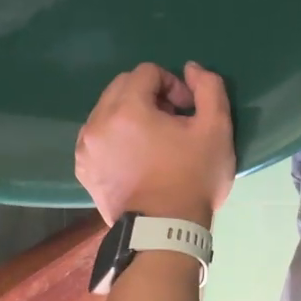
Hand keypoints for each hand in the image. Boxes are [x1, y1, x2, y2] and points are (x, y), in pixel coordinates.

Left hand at [75, 62, 233, 227]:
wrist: (165, 231)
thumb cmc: (193, 177)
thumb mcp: (216, 128)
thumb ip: (209, 88)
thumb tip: (192, 69)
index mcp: (126, 109)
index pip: (147, 72)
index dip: (173, 84)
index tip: (188, 110)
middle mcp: (97, 123)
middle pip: (123, 86)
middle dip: (151, 95)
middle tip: (175, 121)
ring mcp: (85, 148)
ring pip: (108, 111)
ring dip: (133, 114)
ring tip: (157, 141)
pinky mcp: (84, 169)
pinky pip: (99, 136)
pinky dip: (118, 136)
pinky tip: (140, 158)